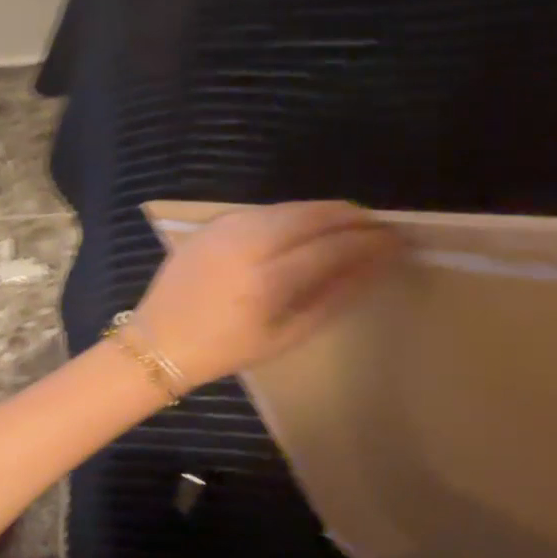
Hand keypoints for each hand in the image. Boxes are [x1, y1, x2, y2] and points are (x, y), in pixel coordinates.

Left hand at [127, 201, 403, 387]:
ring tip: (347, 226)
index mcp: (267, 280)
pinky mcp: (208, 226)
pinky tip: (301, 228)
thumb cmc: (225, 349)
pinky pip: (260, 212)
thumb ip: (335, 296)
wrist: (158, 341)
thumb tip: (377, 264)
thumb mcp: (288, 335)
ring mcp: (223, 231)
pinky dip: (288, 215)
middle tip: (377, 228)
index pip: (335, 246)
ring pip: (288, 208)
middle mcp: (246, 246)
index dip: (371, 241)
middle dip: (352, 218)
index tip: (398, 242)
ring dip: (322, 213)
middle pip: (313, 215)